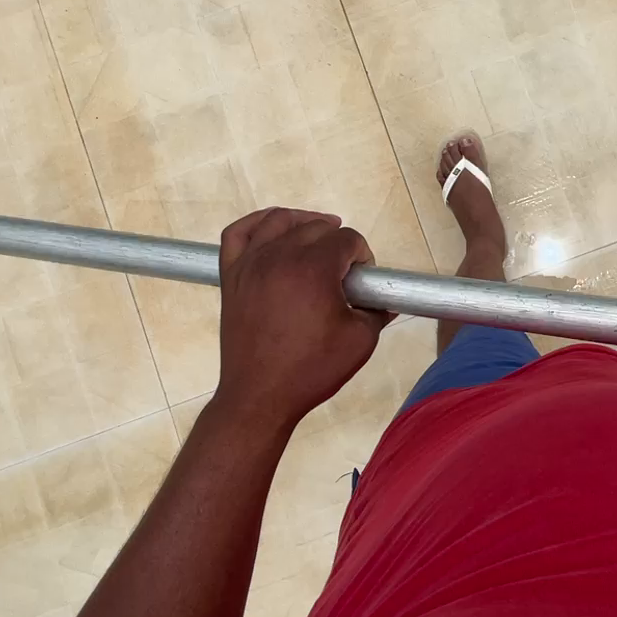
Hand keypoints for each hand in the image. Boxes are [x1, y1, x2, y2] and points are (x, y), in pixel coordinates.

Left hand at [215, 208, 392, 427]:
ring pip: (280, 221)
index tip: (364, 282)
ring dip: (305, 223)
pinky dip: (258, 222)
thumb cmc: (312, 369)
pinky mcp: (231, 275)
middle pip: (316, 227)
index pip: (348, 239)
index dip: (363, 256)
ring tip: (318, 238)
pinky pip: (239, 232)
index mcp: (314, 268)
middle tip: (344, 275)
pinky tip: (274, 228)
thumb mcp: (360, 341)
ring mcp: (250, 262)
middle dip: (338, 243)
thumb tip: (385, 302)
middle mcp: (280, 256)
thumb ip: (377, 312)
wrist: (259, 396)